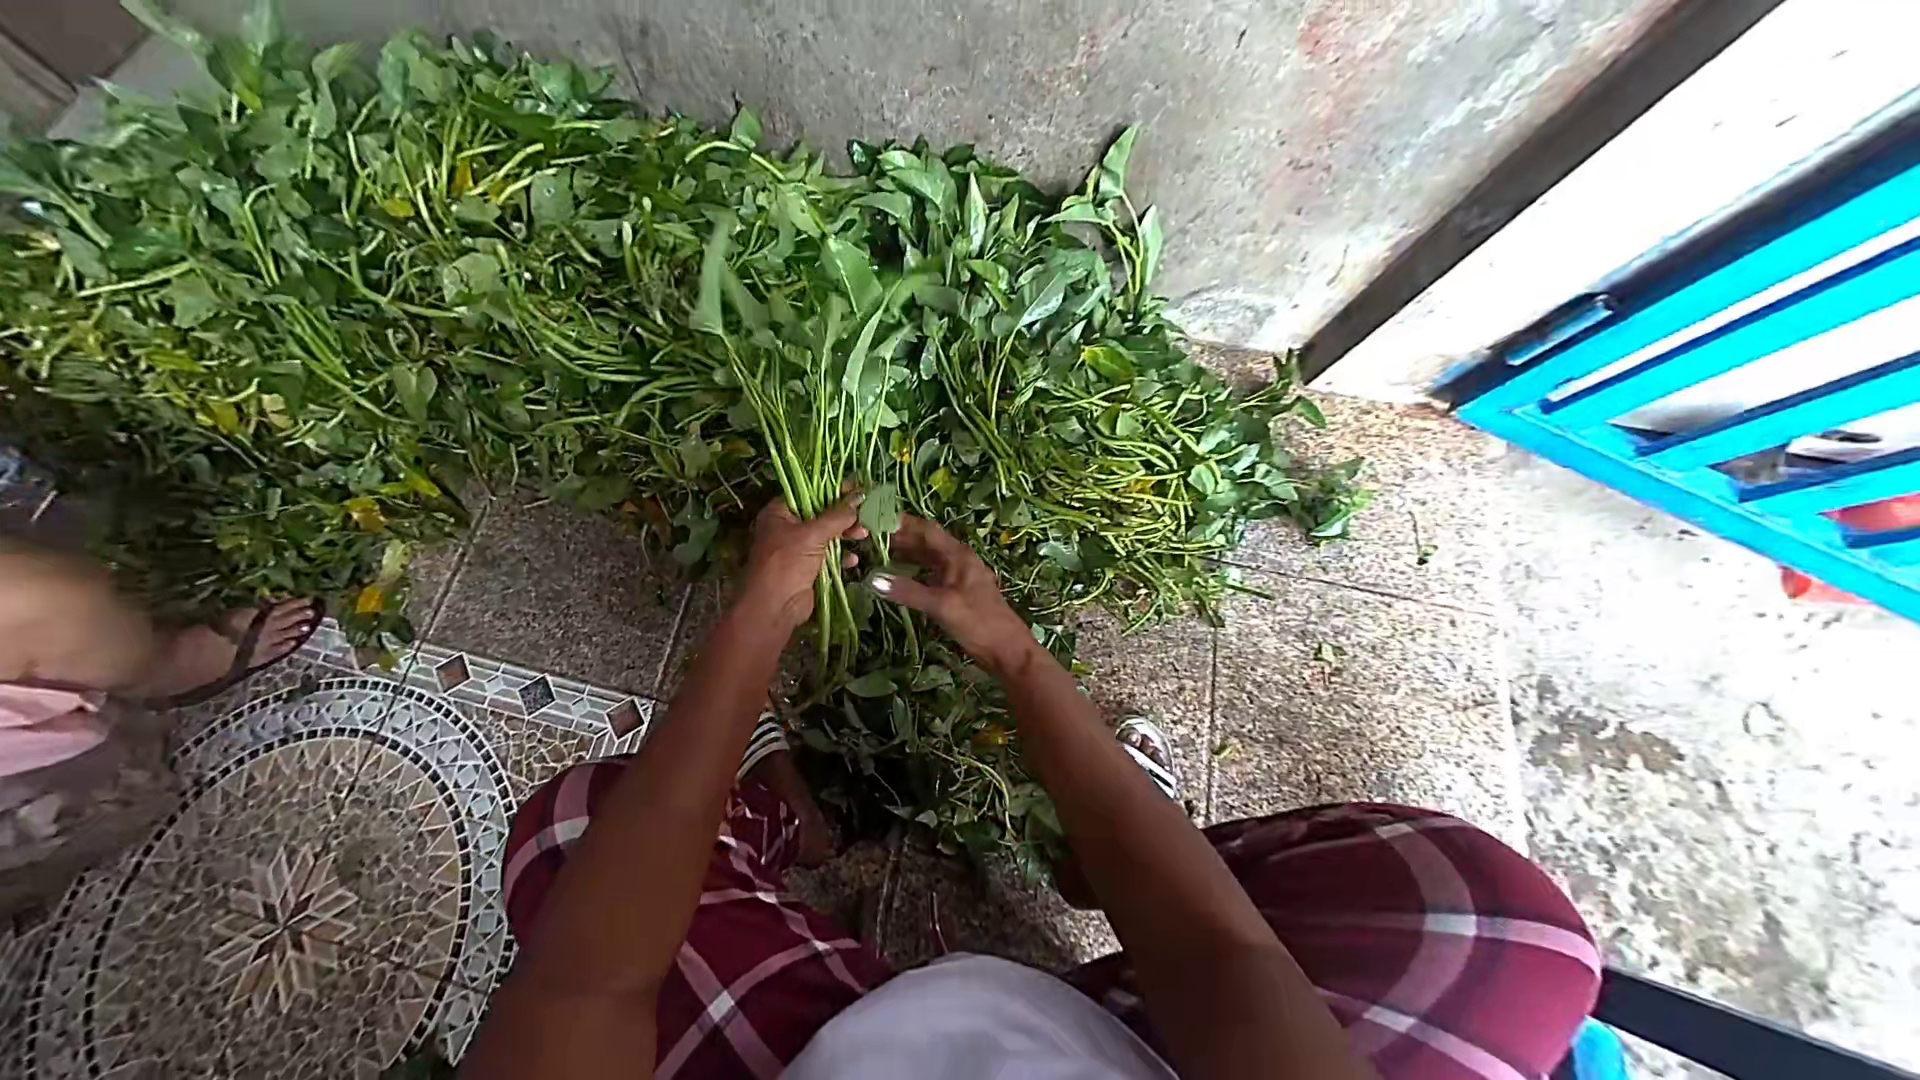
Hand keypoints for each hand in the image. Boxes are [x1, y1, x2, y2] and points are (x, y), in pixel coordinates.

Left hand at [738, 493, 867, 630]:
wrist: (773, 607)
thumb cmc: (786, 564)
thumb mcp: (812, 535)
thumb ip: (837, 516)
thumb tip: (860, 496)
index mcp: (780, 512)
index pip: (809, 491)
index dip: (833, 489)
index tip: (857, 488)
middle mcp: (788, 527)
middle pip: (821, 513)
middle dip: (844, 515)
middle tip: (865, 515)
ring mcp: (798, 548)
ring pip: (828, 535)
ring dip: (846, 534)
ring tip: (863, 535)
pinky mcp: (808, 568)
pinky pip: (829, 556)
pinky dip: (842, 556)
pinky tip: (852, 560)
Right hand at [869, 514, 1040, 676]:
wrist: (1007, 650)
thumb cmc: (978, 623)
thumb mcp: (941, 606)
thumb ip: (908, 591)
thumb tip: (873, 579)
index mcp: (959, 556)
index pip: (927, 530)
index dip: (903, 523)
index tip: (877, 519)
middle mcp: (960, 561)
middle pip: (928, 542)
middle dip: (902, 538)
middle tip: (871, 537)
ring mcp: (960, 577)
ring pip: (930, 558)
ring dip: (908, 554)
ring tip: (880, 554)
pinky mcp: (959, 593)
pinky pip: (934, 574)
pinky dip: (916, 572)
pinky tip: (901, 578)